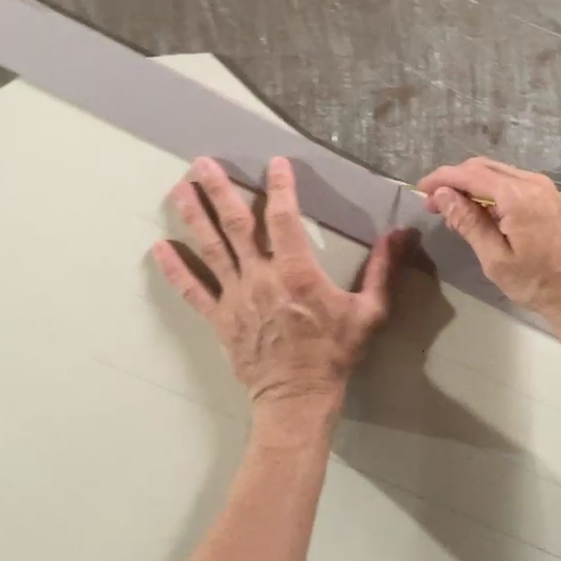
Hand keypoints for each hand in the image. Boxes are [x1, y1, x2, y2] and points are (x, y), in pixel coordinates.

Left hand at [154, 157, 410, 437]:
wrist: (298, 397)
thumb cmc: (336, 353)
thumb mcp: (370, 311)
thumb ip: (383, 269)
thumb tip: (401, 233)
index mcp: (297, 272)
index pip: (285, 218)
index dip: (280, 187)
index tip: (275, 163)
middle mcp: (261, 277)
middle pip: (236, 225)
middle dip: (220, 191)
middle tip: (203, 163)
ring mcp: (236, 297)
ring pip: (211, 249)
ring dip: (194, 216)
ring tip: (179, 189)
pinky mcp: (220, 318)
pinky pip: (193, 290)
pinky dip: (176, 268)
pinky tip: (159, 248)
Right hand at [416, 158, 560, 332]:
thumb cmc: (539, 284)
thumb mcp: (496, 259)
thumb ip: (469, 222)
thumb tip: (443, 194)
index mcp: (518, 196)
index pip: (471, 174)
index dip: (442, 178)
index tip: (420, 190)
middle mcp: (533, 183)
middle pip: (484, 167)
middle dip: (455, 180)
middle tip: (433, 204)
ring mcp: (545, 189)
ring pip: (498, 174)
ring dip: (472, 185)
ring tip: (452, 210)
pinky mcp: (551, 199)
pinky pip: (513, 184)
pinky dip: (491, 191)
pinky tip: (479, 212)